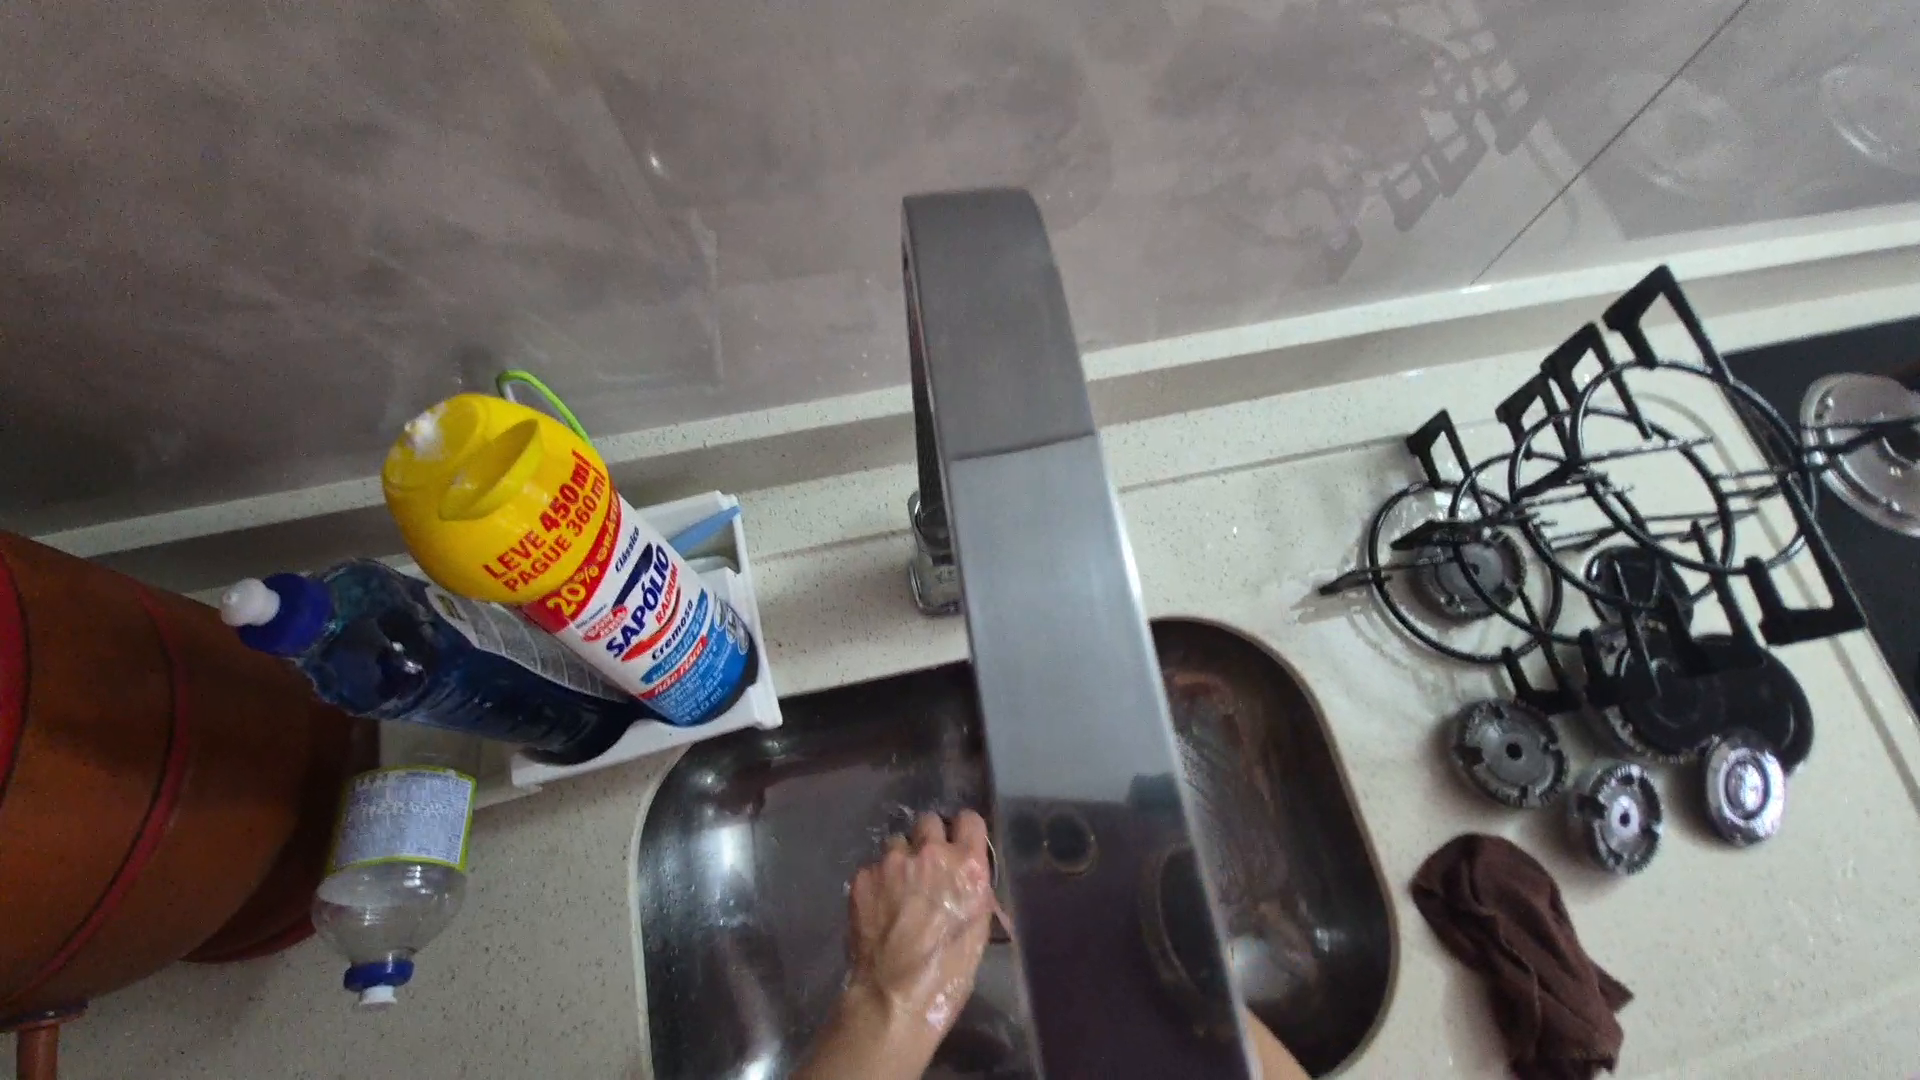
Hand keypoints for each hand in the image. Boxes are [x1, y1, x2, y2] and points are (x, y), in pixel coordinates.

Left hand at [794, 810, 995, 1079]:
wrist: (893, 999)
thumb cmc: (947, 974)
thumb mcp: (978, 928)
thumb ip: (973, 889)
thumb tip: (967, 877)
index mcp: (967, 866)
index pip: (969, 819)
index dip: (963, 832)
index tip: (958, 844)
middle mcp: (931, 853)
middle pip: (929, 821)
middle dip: (928, 840)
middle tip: (925, 867)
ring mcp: (893, 861)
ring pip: (897, 843)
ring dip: (900, 860)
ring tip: (898, 890)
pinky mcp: (864, 875)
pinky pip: (873, 867)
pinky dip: (877, 882)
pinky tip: (878, 907)